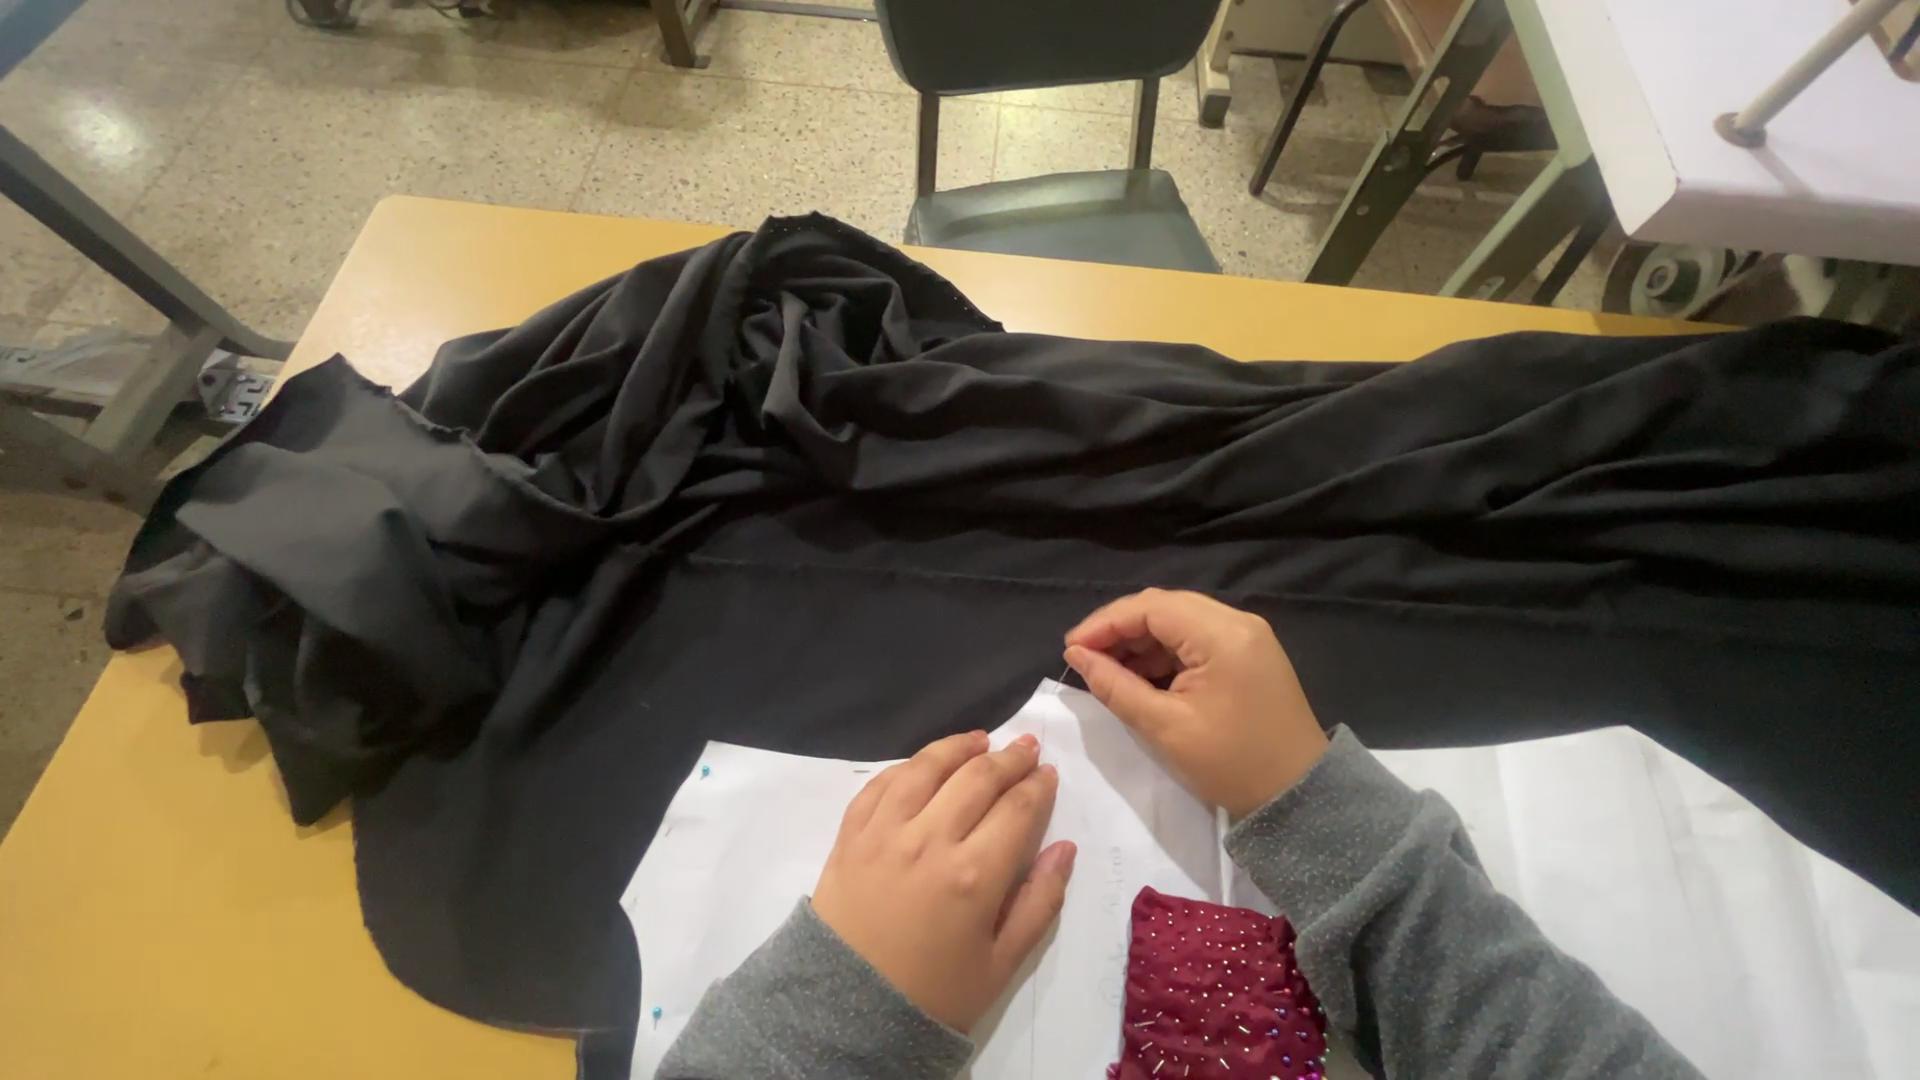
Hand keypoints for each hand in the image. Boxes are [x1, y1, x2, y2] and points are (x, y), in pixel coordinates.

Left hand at [811, 730, 1076, 1032]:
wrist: (847, 1014)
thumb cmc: (933, 993)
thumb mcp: (1001, 965)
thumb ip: (1040, 903)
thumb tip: (1065, 848)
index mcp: (973, 875)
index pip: (1016, 809)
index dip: (1038, 785)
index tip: (1049, 773)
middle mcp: (929, 840)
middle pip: (976, 778)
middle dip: (1009, 758)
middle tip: (1027, 746)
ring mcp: (884, 831)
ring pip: (926, 768)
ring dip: (958, 747)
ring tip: (981, 739)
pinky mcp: (850, 832)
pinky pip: (881, 783)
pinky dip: (908, 765)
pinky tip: (926, 763)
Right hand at [1062, 588, 1327, 818]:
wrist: (1300, 798)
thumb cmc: (1231, 763)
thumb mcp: (1164, 727)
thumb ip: (1115, 685)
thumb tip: (1077, 656)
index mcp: (1222, 634)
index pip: (1150, 607)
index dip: (1105, 623)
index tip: (1071, 648)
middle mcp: (1237, 622)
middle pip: (1163, 607)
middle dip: (1119, 629)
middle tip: (1085, 657)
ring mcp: (1246, 636)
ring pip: (1178, 620)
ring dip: (1140, 641)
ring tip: (1107, 670)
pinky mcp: (1247, 653)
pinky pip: (1195, 637)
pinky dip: (1163, 652)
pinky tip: (1140, 675)